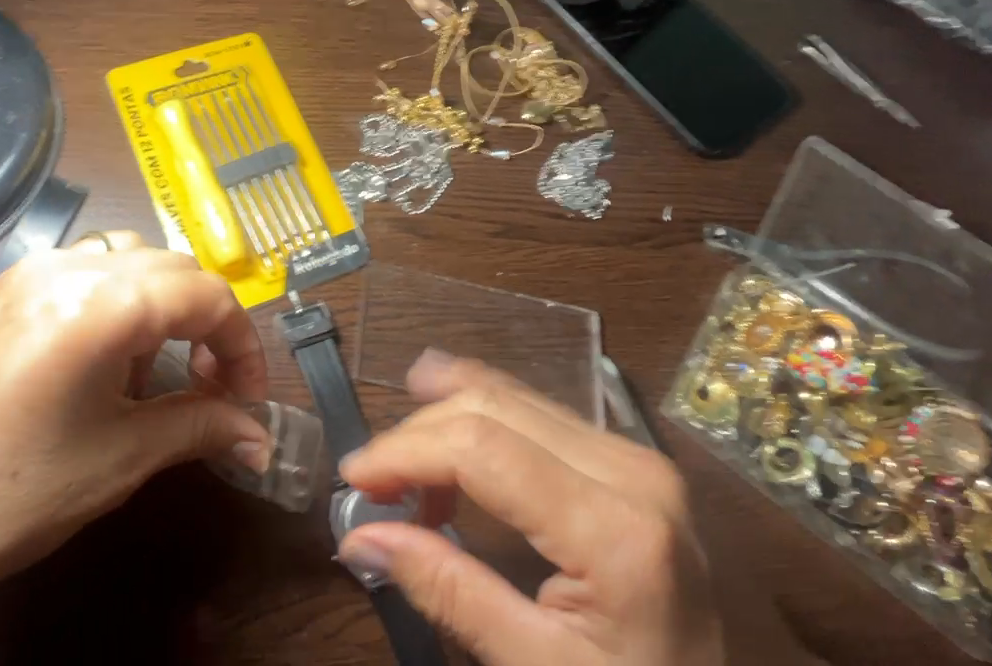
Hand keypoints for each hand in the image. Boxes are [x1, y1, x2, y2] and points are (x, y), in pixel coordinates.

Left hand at [0, 232, 269, 665]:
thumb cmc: (4, 497)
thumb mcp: (116, 462)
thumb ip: (198, 429)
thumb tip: (258, 434)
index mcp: (97, 303)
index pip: (204, 294)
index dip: (242, 344)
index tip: (247, 400)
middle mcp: (64, 266)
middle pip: (170, 266)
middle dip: (206, 321)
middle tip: (213, 388)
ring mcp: (28, 273)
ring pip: (127, 261)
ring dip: (161, 307)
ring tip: (154, 377)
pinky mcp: (4, 292)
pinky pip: (85, 272)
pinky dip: (118, 304)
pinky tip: (106, 364)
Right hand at [336, 351, 723, 665]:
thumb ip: (450, 592)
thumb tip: (360, 536)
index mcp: (615, 529)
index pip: (481, 448)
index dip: (404, 451)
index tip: (354, 482)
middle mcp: (630, 469)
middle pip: (492, 409)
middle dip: (416, 434)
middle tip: (370, 482)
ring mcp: (637, 457)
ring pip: (511, 398)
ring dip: (442, 419)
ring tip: (397, 463)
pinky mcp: (632, 459)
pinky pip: (538, 412)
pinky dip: (478, 418)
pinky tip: (445, 430)